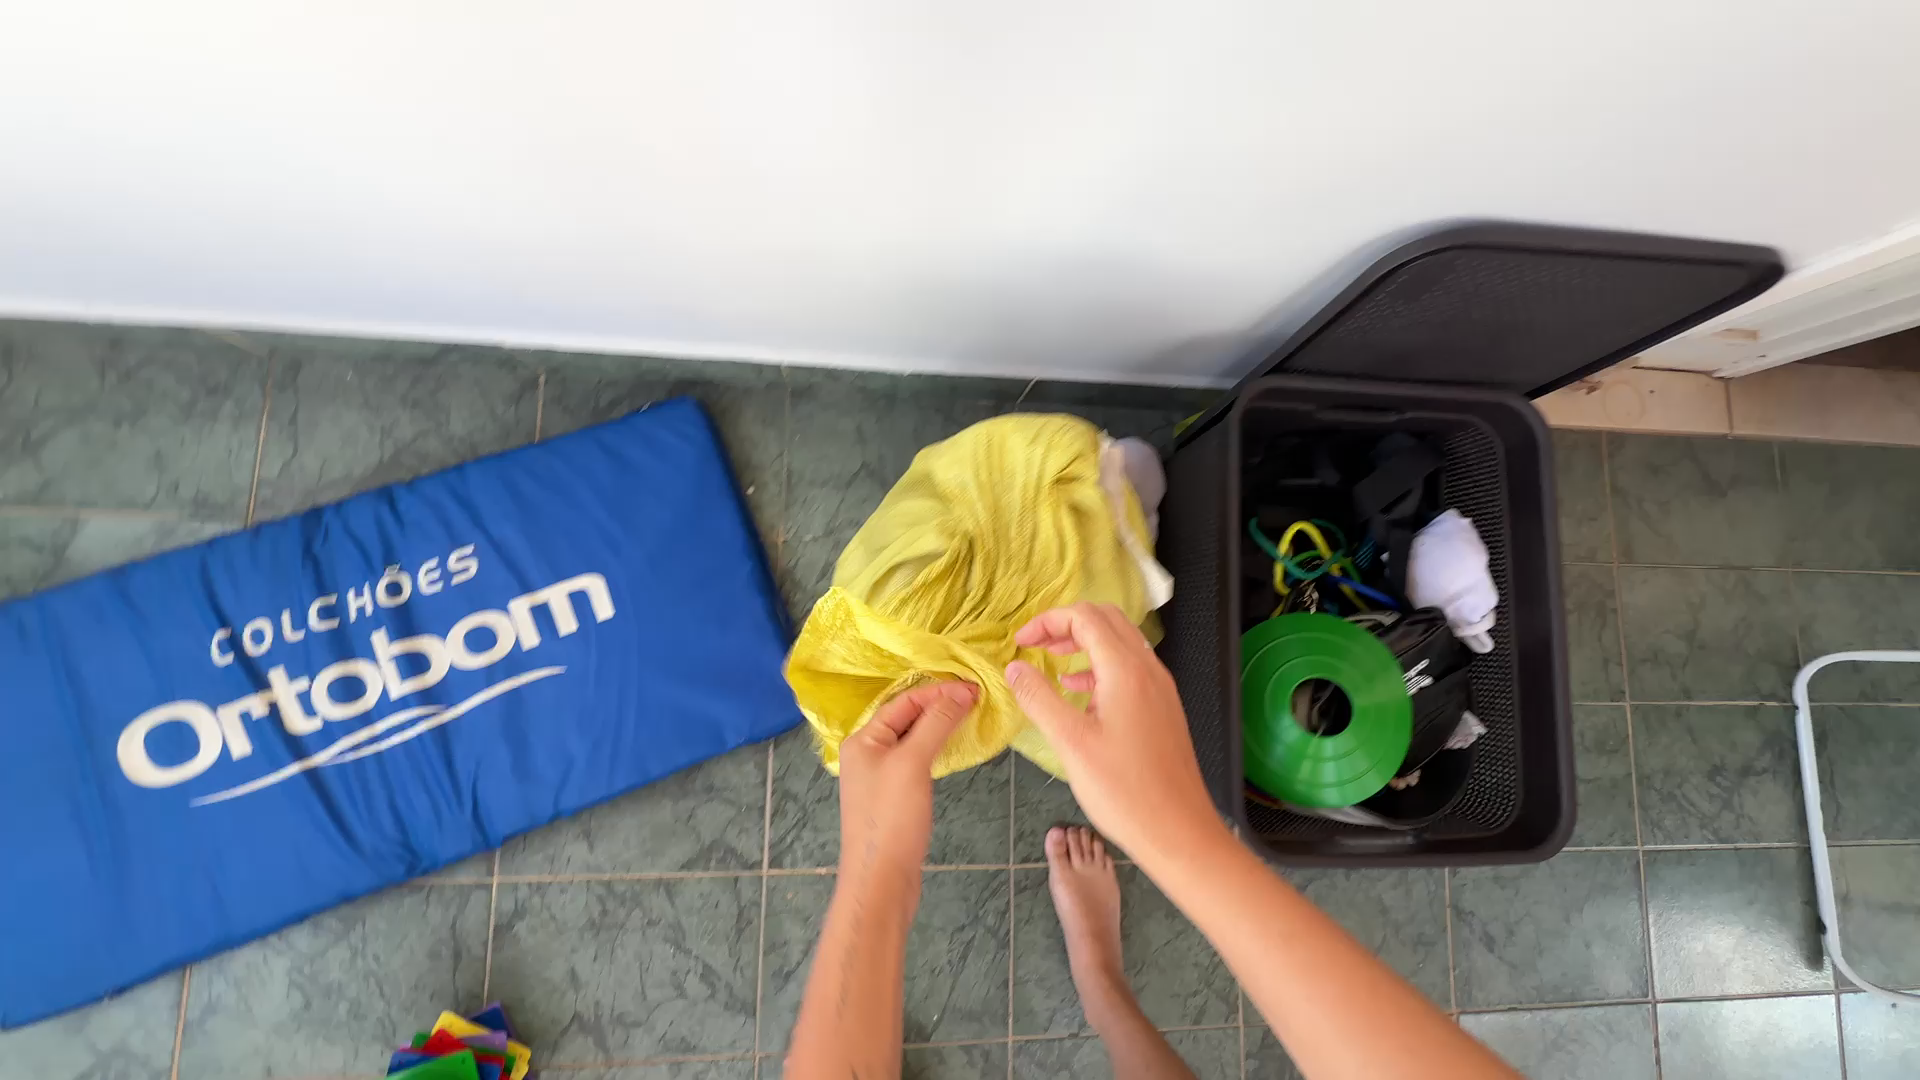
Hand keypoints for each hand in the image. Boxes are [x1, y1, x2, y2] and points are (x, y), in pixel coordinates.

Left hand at [837, 681, 977, 884]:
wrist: (882, 881)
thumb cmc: (893, 818)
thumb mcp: (913, 763)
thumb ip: (936, 724)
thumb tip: (961, 692)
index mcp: (863, 739)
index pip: (904, 701)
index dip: (939, 691)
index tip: (974, 688)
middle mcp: (867, 752)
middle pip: (906, 717)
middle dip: (940, 705)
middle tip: (976, 699)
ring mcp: (879, 776)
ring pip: (912, 738)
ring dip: (938, 725)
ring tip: (969, 717)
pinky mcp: (892, 797)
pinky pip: (915, 759)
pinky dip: (935, 748)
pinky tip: (952, 748)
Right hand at [1003, 603, 1223, 860]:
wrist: (1179, 833)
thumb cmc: (1123, 791)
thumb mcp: (1070, 743)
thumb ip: (1039, 698)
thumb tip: (1014, 667)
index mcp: (1125, 670)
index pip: (1085, 617)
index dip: (1047, 621)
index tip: (1020, 643)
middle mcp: (1147, 669)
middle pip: (1105, 619)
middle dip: (1066, 624)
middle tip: (1035, 646)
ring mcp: (1159, 687)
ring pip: (1119, 642)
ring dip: (1083, 642)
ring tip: (1051, 663)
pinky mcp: (1162, 707)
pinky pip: (1129, 667)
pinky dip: (1099, 665)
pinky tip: (1079, 690)